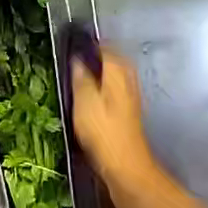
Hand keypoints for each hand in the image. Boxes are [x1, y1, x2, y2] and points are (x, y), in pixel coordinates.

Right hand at [71, 49, 156, 191]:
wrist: (125, 165)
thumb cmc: (104, 132)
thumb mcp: (84, 101)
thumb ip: (80, 78)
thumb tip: (77, 61)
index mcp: (118, 73)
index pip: (106, 47)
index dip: (91, 43)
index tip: (76, 41)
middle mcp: (128, 81)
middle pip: (114, 60)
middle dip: (98, 56)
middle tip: (79, 55)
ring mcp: (131, 97)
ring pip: (116, 75)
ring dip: (101, 72)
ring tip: (82, 74)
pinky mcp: (128, 113)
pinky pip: (115, 90)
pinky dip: (104, 88)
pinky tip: (92, 97)